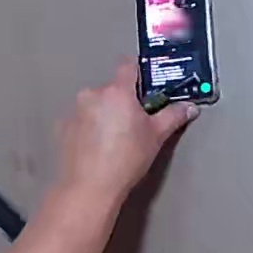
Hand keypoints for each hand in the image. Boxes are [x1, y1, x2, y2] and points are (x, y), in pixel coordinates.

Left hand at [55, 61, 197, 204]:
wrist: (90, 186)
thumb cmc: (126, 159)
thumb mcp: (156, 136)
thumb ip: (173, 116)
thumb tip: (189, 107)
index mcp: (117, 92)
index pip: (128, 65)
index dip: (138, 71)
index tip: (144, 82)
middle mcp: (93, 94)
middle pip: (112, 88)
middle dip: (122, 100)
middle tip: (133, 122)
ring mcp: (75, 109)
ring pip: (95, 103)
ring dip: (104, 113)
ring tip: (113, 138)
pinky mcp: (63, 125)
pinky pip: (80, 118)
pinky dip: (88, 126)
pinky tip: (96, 146)